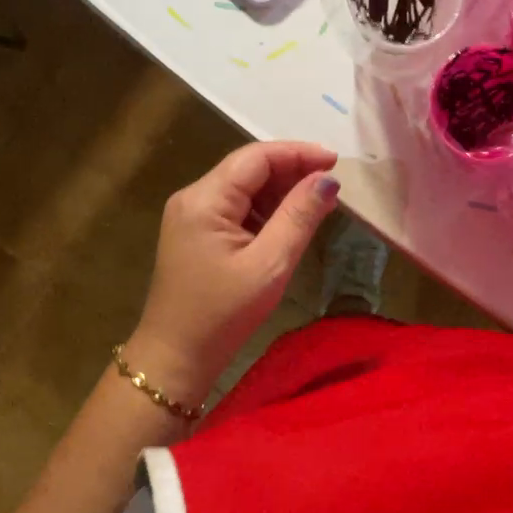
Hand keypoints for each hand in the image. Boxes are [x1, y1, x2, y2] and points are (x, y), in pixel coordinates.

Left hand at [126, 141, 339, 405]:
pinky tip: (293, 219)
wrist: (176, 358)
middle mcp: (194, 198)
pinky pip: (237, 209)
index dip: (298, 153)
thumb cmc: (223, 314)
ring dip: (282, 190)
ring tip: (321, 200)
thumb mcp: (270, 264)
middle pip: (249, 168)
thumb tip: (328, 179)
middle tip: (333, 182)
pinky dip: (267, 209)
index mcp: (205, 199)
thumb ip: (300, 216)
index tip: (336, 162)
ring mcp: (192, 216)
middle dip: (293, 169)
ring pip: (244, 187)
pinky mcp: (198, 234)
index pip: (257, 157)